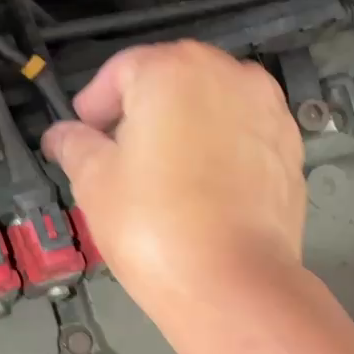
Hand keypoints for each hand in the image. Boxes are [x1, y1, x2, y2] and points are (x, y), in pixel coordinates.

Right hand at [42, 41, 306, 315]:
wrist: (232, 283)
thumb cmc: (155, 227)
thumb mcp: (95, 183)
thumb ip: (75, 146)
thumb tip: (63, 136)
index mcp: (172, 71)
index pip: (122, 70)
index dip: (95, 103)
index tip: (84, 132)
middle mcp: (227, 75)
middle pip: (171, 79)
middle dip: (141, 111)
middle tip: (118, 156)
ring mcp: (267, 109)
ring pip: (211, 105)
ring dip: (183, 127)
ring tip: (162, 175)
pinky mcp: (290, 148)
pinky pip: (242, 134)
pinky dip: (220, 149)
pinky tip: (201, 190)